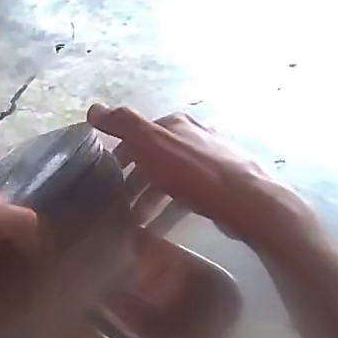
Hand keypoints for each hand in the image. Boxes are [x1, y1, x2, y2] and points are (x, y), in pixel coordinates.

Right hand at [87, 105, 317, 256]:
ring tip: (132, 222)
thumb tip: (93, 108)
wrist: (244, 200)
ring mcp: (208, 162)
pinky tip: (157, 229)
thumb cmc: (193, 171)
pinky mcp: (217, 188)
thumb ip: (123, 124)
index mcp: (175, 124)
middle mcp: (193, 137)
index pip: (138, 135)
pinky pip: (183, 198)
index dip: (118, 156)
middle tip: (115, 204)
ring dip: (146, 199)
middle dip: (132, 181)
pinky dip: (166, 210)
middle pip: (152, 159)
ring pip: (167, 180)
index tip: (103, 178)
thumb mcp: (151, 143)